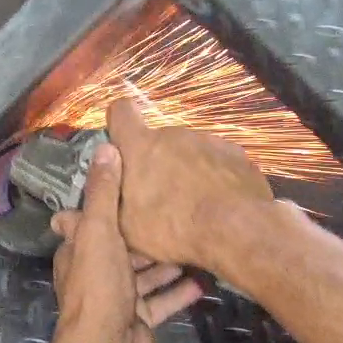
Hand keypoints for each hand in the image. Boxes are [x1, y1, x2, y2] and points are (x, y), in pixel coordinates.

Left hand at [50, 143, 203, 342]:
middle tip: (183, 215)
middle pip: (125, 247)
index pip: (96, 220)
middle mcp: (94, 271)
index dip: (117, 204)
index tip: (145, 187)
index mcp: (79, 249)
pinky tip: (204, 279)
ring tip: (200, 244)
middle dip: (152, 234)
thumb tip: (105, 148)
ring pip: (146, 273)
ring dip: (169, 261)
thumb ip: (104, 192)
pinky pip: (161, 300)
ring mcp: (117, 298)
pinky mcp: (138, 319)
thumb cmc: (100, 283)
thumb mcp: (99, 230)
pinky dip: (179, 290)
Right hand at [105, 99, 292, 285]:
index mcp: (140, 147)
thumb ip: (112, 194)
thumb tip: (106, 176)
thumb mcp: (125, 224)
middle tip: (159, 197)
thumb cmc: (171, 227)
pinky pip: (216, 163)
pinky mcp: (236, 155)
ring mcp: (208, 142)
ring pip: (189, 153)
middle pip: (158, 140)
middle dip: (156, 162)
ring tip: (193, 206)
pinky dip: (213, 178)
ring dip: (186, 172)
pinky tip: (218, 205)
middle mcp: (174, 135)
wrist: (236, 231)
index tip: (121, 142)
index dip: (119, 121)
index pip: (122, 111)